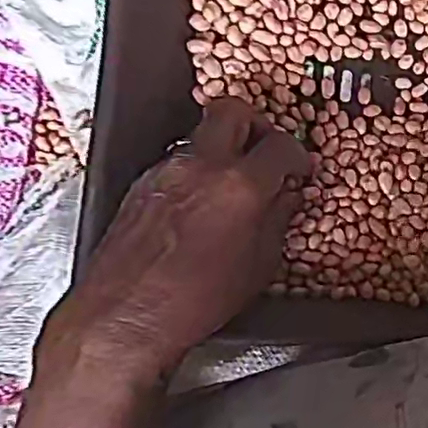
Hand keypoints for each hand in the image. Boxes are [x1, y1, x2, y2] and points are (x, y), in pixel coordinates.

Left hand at [37, 98, 306, 388]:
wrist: (126, 316)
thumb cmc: (201, 297)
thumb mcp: (261, 262)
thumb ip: (278, 219)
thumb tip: (287, 197)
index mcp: (240, 185)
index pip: (281, 145)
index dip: (299, 156)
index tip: (301, 171)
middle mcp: (200, 166)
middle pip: (233, 111)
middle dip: (259, 125)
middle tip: (269, 152)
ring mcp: (165, 171)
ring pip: (203, 135)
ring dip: (227, 149)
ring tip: (239, 185)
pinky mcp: (141, 185)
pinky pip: (180, 160)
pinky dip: (201, 170)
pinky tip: (207, 204)